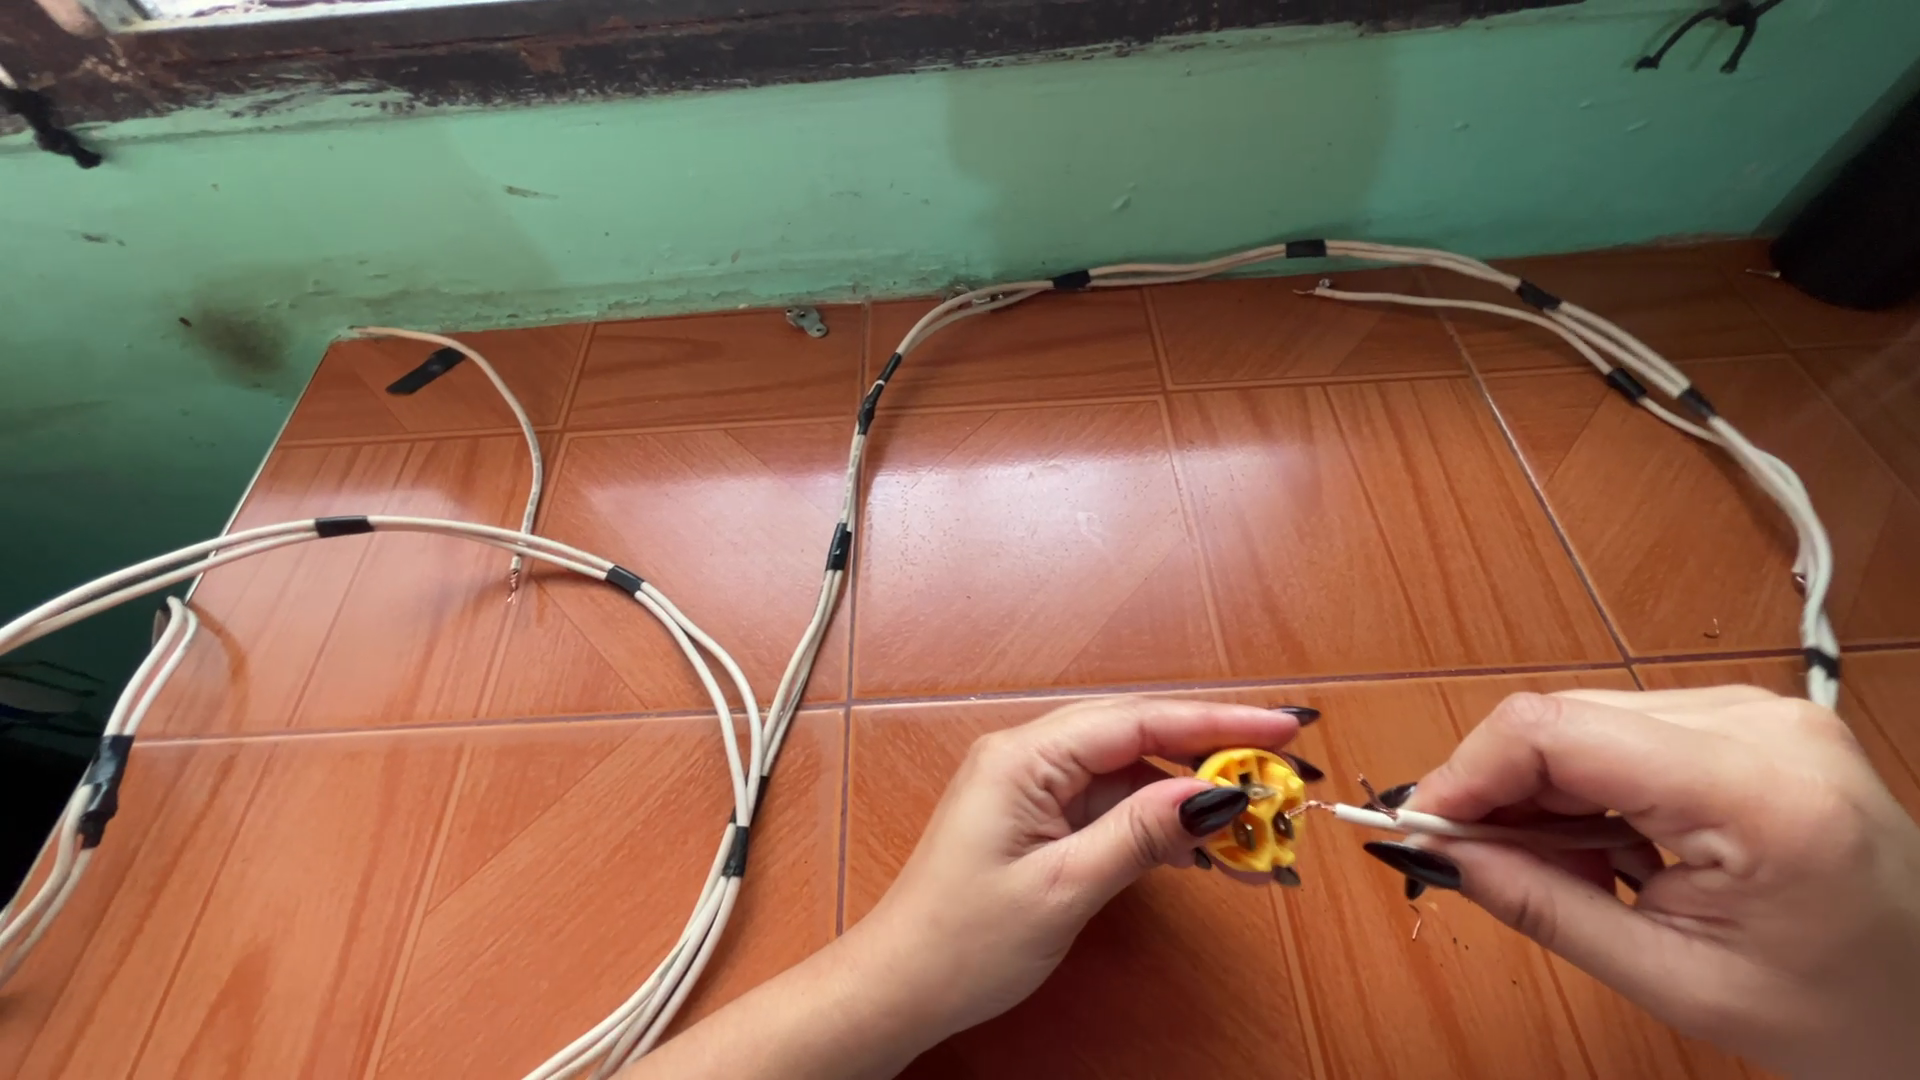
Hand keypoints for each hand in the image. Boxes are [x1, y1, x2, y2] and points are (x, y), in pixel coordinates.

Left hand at [847, 696, 1303, 1040]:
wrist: (903, 982)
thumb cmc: (967, 940)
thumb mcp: (1064, 887)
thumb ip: (1139, 833)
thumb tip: (1212, 795)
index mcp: (1023, 756)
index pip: (1135, 720)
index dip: (1214, 721)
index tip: (1280, 728)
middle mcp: (1026, 753)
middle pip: (1134, 734)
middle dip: (1207, 751)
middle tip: (1276, 776)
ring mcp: (1030, 780)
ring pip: (1125, 768)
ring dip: (1183, 794)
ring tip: (1245, 830)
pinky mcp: (1036, 809)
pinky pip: (1106, 799)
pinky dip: (1151, 820)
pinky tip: (1190, 849)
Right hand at [1398, 686, 1919, 1079]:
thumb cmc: (1844, 1021)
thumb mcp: (1676, 983)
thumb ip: (1538, 904)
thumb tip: (1427, 851)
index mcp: (1757, 791)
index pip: (1550, 732)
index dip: (1465, 771)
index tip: (1422, 826)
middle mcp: (1753, 722)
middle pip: (1554, 722)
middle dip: (1498, 789)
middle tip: (1485, 860)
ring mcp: (1752, 711)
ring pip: (1571, 723)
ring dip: (1537, 792)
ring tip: (1570, 866)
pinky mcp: (1741, 717)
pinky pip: (1608, 730)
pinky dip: (1577, 785)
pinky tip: (1606, 843)